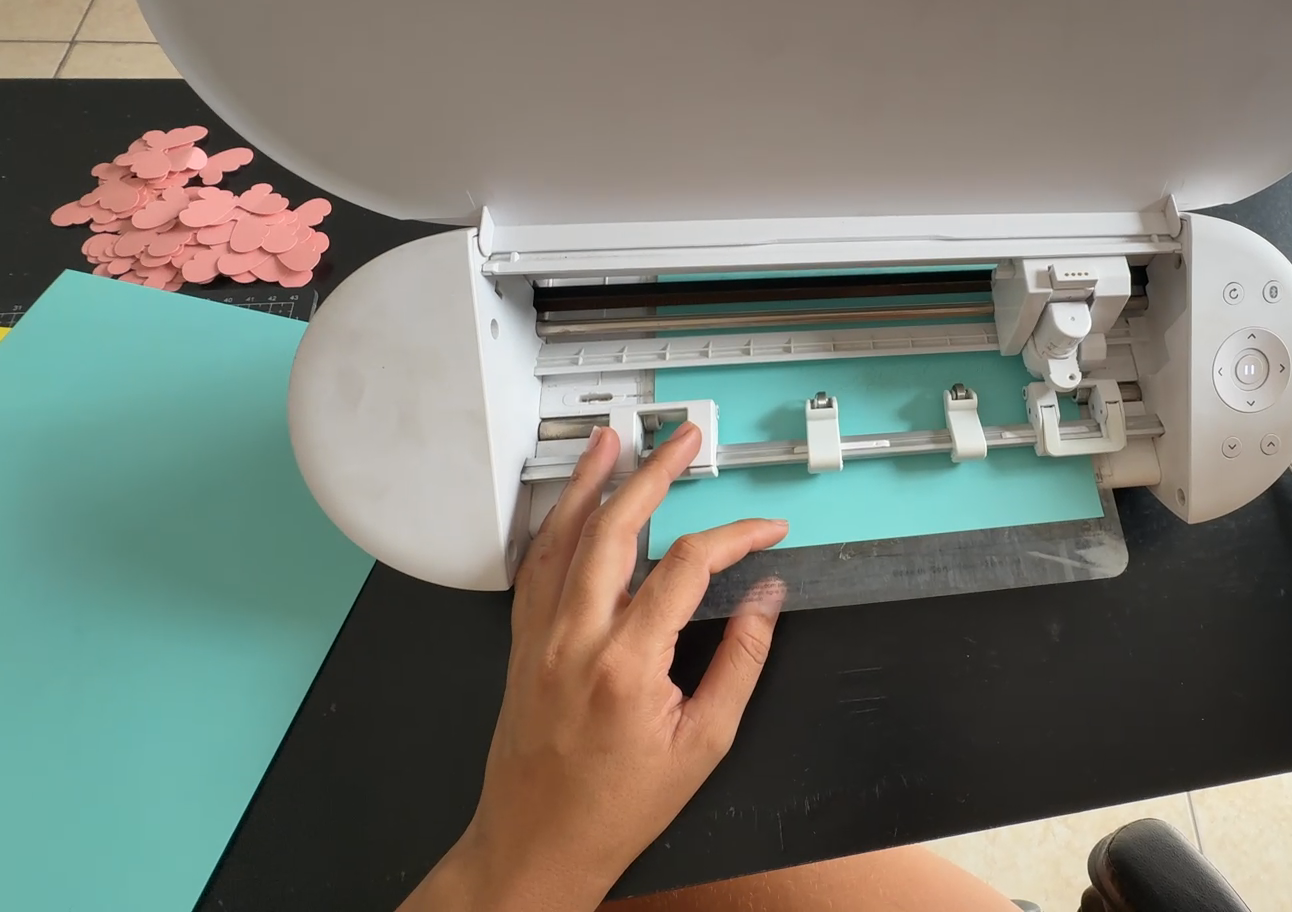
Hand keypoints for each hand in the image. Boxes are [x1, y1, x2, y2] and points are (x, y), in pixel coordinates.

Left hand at [400, 422, 788, 911]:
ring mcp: (541, 636)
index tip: (767, 531)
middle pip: (614, 529)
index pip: (688, 566)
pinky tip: (568, 502)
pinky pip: (535, 567)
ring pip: (561, 537)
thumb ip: (742, 660)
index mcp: (626, 663)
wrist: (533, 849)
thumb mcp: (705, 742)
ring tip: (613, 442)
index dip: (736, 536)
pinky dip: (553, 523)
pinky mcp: (524, 643)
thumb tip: (765, 599)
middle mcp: (576, 638)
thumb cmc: (618, 805)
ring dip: (589, 482)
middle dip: (654, 473)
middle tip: (683, 441)